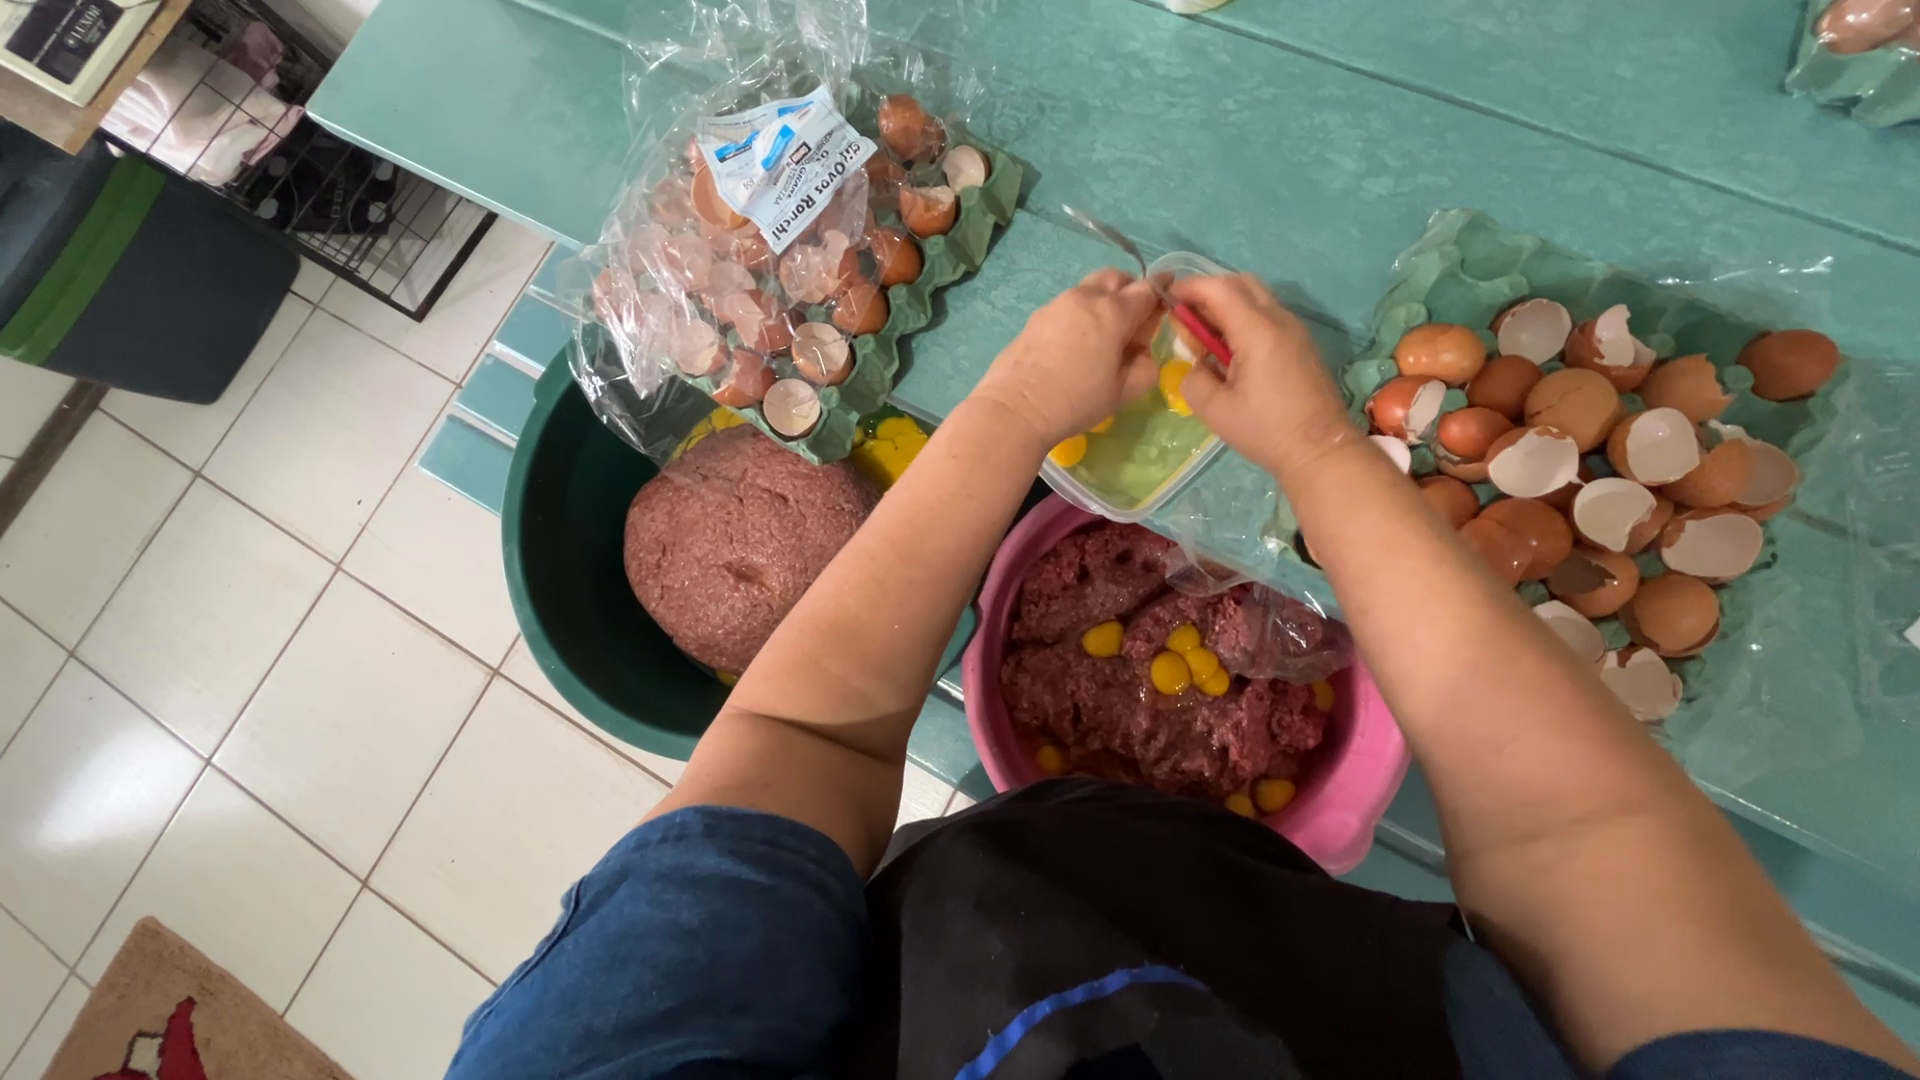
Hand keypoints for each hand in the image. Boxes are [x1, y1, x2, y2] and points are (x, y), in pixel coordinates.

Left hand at [972, 268, 1161, 448]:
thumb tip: (1142, 352)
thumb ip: (1145, 367)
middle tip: (1133, 316)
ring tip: (1102, 332)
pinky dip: (1079, 313)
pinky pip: (1066, 306)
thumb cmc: (1075, 402)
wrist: (1016, 410)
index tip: (1167, 301)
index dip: (1162, 292)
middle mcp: (1085, 298)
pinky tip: (1074, 343)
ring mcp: (1056, 304)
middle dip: (1130, 289)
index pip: (1148, 289)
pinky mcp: (1035, 317)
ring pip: (1088, 289)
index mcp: (1114, 312)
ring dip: (1102, 300)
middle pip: (1115, 278)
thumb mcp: (1122, 392)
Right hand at [1173, 274, 1355, 478]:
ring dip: (1226, 305)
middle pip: (1240, 283)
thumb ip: (1194, 377)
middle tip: (1187, 319)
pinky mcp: (1301, 343)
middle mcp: (1280, 320)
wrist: (1320, 450)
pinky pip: (1267, 315)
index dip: (1189, 288)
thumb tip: (1197, 363)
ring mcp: (1295, 329)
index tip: (1167, 300)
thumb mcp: (1214, 410)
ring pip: (1256, 296)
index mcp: (1257, 332)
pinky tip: (1231, 351)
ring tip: (1206, 337)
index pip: (1219, 289)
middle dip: (1208, 292)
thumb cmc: (1265, 431)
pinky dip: (1243, 319)